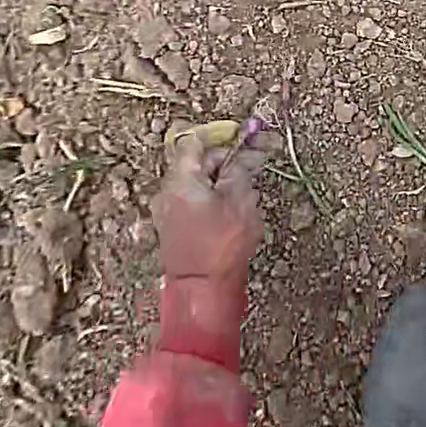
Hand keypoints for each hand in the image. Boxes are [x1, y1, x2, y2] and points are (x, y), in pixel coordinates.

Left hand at [152, 123, 272, 281]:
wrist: (203, 290)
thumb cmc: (222, 242)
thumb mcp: (239, 198)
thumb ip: (240, 169)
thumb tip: (245, 151)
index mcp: (180, 182)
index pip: (194, 143)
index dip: (220, 136)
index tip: (244, 137)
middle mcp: (168, 193)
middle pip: (198, 163)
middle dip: (228, 161)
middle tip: (257, 163)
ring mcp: (170, 213)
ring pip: (200, 183)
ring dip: (225, 180)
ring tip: (249, 191)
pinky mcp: (177, 229)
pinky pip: (198, 201)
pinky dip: (217, 197)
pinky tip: (237, 208)